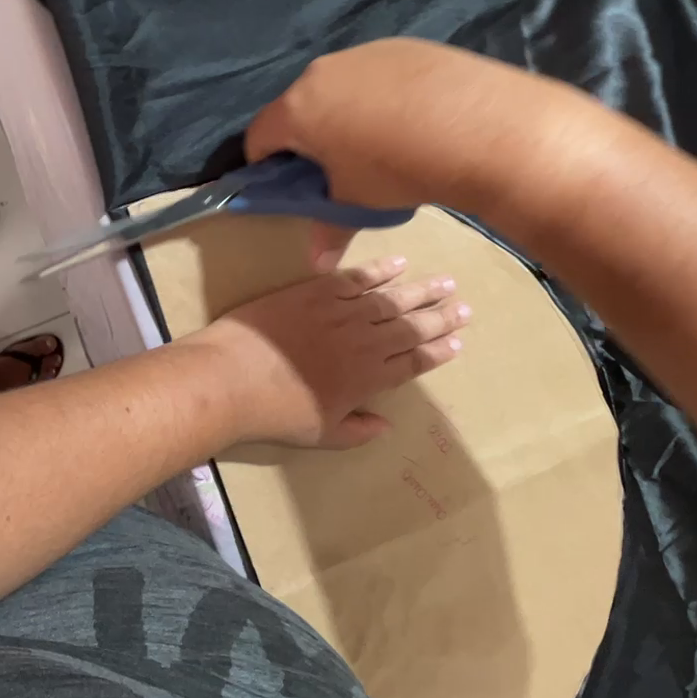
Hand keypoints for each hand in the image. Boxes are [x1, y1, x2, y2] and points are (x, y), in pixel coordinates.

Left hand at [184, 255, 470, 449]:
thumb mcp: (320, 434)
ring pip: (390, 299)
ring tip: (445, 282)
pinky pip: (355, 278)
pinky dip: (378, 270)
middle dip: (440, 318)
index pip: (413, 362)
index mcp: (368, 379)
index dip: (437, 351)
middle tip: (464, 307)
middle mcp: (363, 343)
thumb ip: (356, 431)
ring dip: (420, 290)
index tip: (458, 342)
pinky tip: (398, 263)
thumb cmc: (275, 413)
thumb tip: (386, 425)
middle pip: (409, 327)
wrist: (232, 378)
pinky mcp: (314, 292)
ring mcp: (339, 314)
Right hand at [246, 38, 604, 267]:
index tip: (286, 186)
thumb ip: (328, 229)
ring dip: (343, 115)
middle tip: (335, 170)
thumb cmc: (399, 169)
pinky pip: (375, 76)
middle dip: (307, 138)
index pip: (258, 135)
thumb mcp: (356, 203)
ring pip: (337, 89)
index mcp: (297, 108)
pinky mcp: (403, 46)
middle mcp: (322, 71)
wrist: (486, 127)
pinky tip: (411, 122)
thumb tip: (317, 264)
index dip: (264, 165)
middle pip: (297, 108)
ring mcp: (364, 53)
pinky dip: (380, 98)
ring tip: (379, 146)